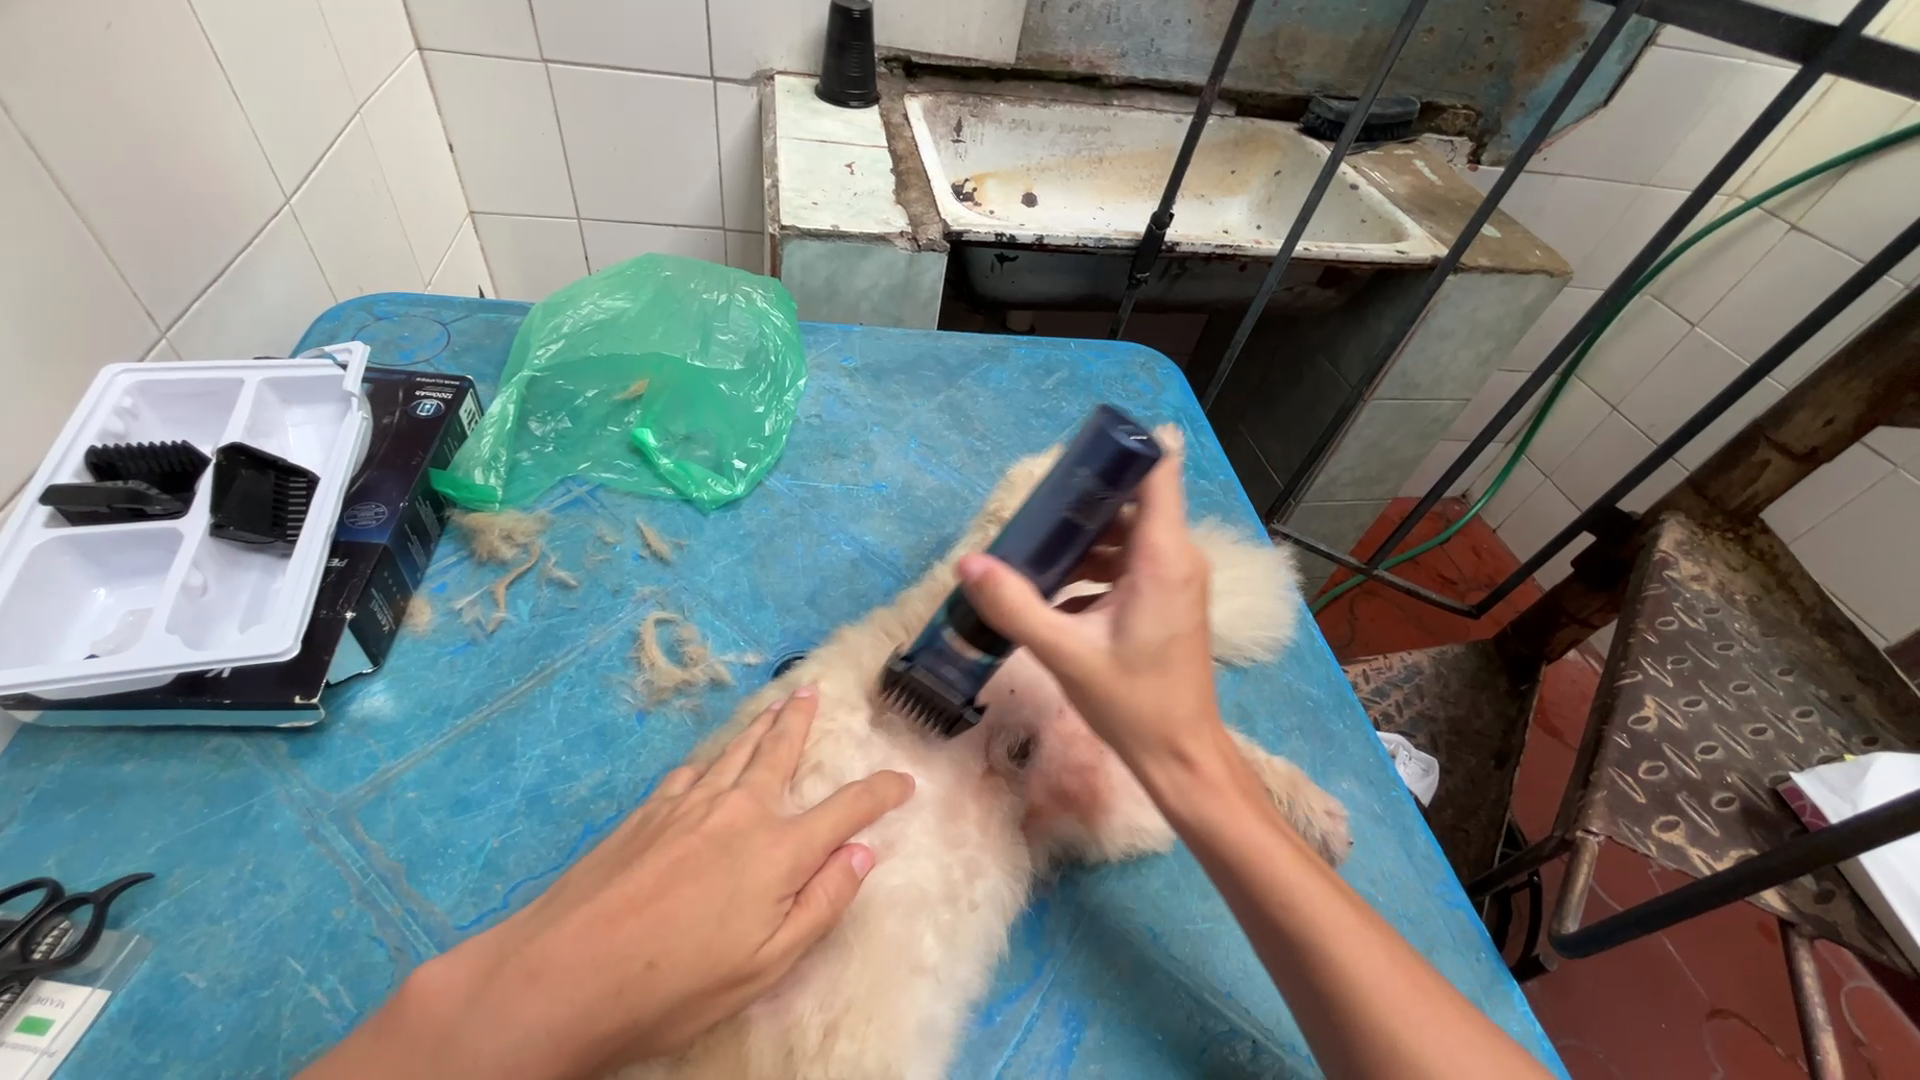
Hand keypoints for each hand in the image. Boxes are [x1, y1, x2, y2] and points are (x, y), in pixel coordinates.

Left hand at [302, 688, 914, 1079]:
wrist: (560, 975)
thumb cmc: (674, 985)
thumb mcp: (766, 964)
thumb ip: (822, 903)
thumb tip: (864, 852)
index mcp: (776, 851)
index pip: (846, 809)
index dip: (880, 792)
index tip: (904, 780)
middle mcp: (737, 812)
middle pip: (779, 753)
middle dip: (801, 720)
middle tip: (812, 690)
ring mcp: (687, 806)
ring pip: (735, 752)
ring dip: (760, 727)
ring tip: (775, 704)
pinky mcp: (646, 813)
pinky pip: (692, 772)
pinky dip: (712, 760)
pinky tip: (710, 762)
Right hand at [957, 450, 1229, 775]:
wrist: (1179, 754)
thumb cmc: (1132, 703)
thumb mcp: (1065, 653)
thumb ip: (1015, 606)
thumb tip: (968, 564)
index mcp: (1162, 556)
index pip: (1158, 471)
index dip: (1122, 449)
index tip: (1077, 447)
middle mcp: (1176, 557)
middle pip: (1132, 501)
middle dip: (1082, 501)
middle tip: (1031, 511)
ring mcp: (1174, 578)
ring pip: (1126, 535)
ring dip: (1083, 540)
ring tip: (1032, 551)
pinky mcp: (1166, 598)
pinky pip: (1128, 563)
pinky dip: (1093, 568)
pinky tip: (1052, 591)